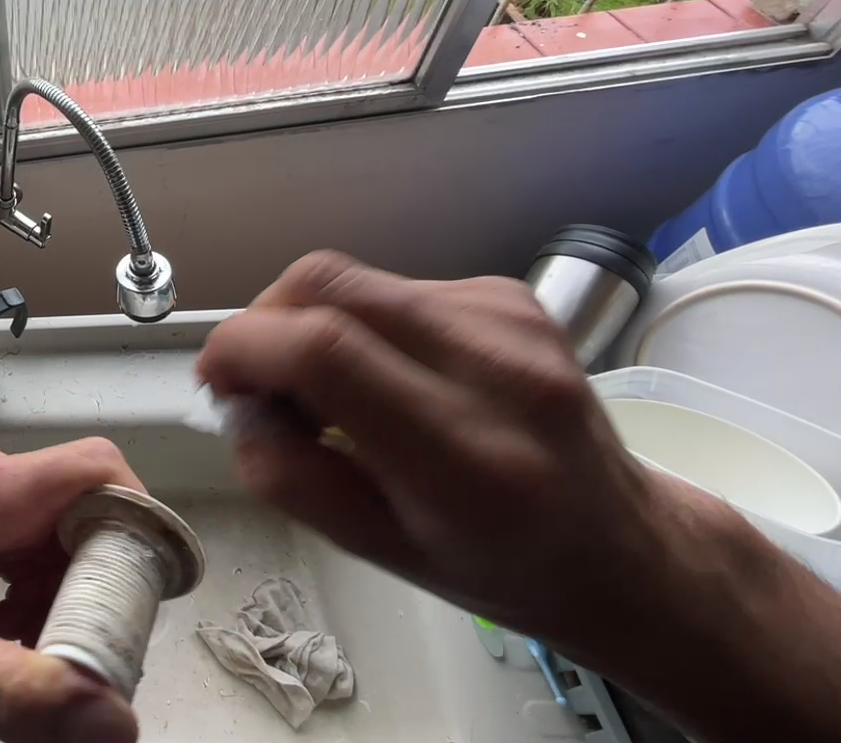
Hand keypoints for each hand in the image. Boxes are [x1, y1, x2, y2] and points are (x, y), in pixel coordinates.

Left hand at [0, 437, 142, 742]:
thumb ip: (28, 698)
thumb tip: (119, 721)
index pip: (97, 468)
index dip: (139, 515)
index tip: (150, 586)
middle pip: (87, 512)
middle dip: (106, 579)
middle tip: (100, 645)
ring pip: (63, 543)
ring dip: (72, 600)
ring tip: (51, 658)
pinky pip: (34, 562)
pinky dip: (42, 605)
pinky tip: (16, 651)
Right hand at [197, 250, 840, 742]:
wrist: (623, 547)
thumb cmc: (492, 563)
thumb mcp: (370, 548)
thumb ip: (282, 472)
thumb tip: (236, 401)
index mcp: (465, 456)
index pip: (322, 349)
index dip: (241, 346)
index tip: (217, 379)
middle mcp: (496, 369)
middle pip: (323, 283)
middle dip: (260, 322)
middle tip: (257, 377)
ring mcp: (509, 319)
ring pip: (345, 277)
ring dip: (301, 321)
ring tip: (322, 382)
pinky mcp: (507, 293)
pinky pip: (384, 283)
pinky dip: (349, 317)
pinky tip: (374, 366)